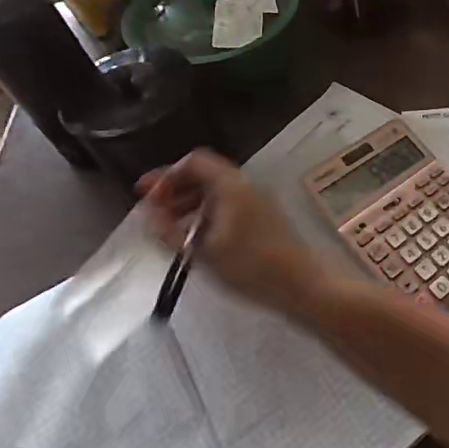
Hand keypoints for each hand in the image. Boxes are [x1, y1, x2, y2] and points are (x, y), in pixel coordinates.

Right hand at [138, 149, 317, 308]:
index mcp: (231, 184)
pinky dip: (207, 214)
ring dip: (189, 204)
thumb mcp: (203, 251)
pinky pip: (229, 205)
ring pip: (216, 192)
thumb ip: (170, 230)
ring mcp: (257, 201)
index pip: (193, 162)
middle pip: (204, 175)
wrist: (302, 285)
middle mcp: (245, 185)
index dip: (166, 175)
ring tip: (169, 228)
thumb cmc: (251, 266)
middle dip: (174, 190)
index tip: (145, 195)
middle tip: (152, 212)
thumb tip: (147, 212)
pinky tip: (196, 238)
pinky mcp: (264, 218)